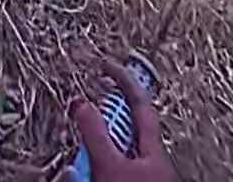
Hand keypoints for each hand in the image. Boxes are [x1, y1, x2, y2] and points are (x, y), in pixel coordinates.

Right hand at [70, 58, 177, 181]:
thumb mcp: (109, 167)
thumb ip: (94, 132)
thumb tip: (81, 102)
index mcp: (153, 151)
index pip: (139, 102)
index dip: (122, 77)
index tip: (102, 62)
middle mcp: (150, 165)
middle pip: (122, 131)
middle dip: (97, 126)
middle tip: (79, 125)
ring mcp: (141, 180)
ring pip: (110, 157)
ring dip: (89, 156)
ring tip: (79, 167)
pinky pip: (107, 172)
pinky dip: (90, 171)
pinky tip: (81, 175)